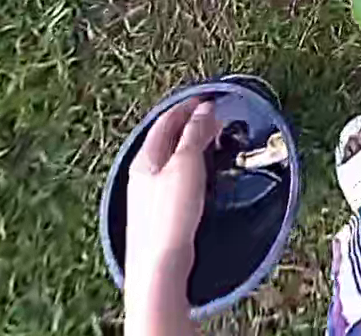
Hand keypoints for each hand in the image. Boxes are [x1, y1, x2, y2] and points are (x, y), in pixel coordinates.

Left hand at [125, 98, 218, 335]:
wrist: (159, 265)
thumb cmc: (171, 211)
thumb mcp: (186, 163)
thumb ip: (195, 133)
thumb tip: (204, 107)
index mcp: (145, 157)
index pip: (166, 119)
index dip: (187, 104)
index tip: (210, 96)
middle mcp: (143, 171)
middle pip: (167, 137)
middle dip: (191, 121)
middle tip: (216, 115)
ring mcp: (149, 191)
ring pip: (172, 155)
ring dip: (192, 141)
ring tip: (215, 136)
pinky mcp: (160, 208)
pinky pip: (176, 172)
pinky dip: (191, 159)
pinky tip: (204, 166)